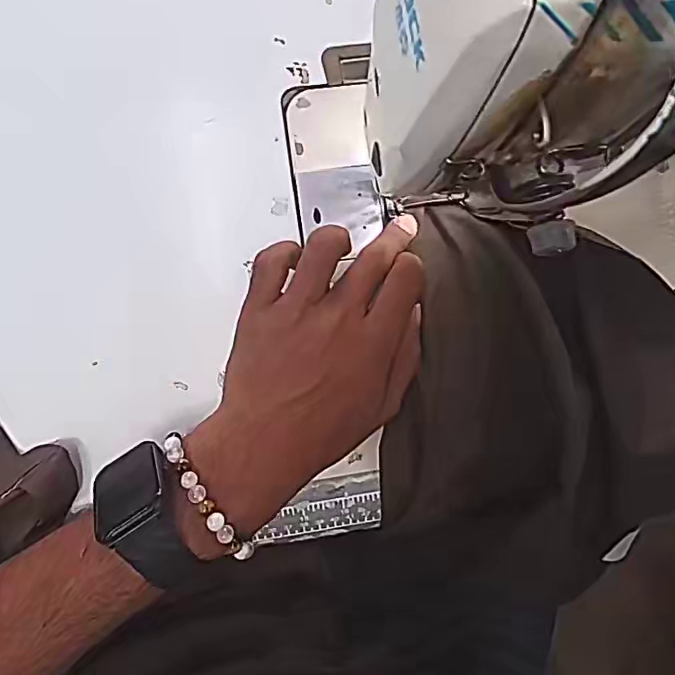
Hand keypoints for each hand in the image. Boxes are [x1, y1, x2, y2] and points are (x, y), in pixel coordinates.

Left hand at [177, 217, 425, 555]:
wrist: (264, 442)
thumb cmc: (318, 431)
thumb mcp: (382, 405)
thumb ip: (404, 356)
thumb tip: (411, 318)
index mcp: (372, 341)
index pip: (405, 278)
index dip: (413, 265)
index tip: (409, 265)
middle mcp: (338, 318)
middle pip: (374, 257)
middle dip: (393, 237)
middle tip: (396, 231)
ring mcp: (297, 309)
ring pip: (323, 246)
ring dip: (338, 238)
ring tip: (341, 243)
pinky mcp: (261, 309)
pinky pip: (271, 261)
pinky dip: (284, 250)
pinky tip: (293, 257)